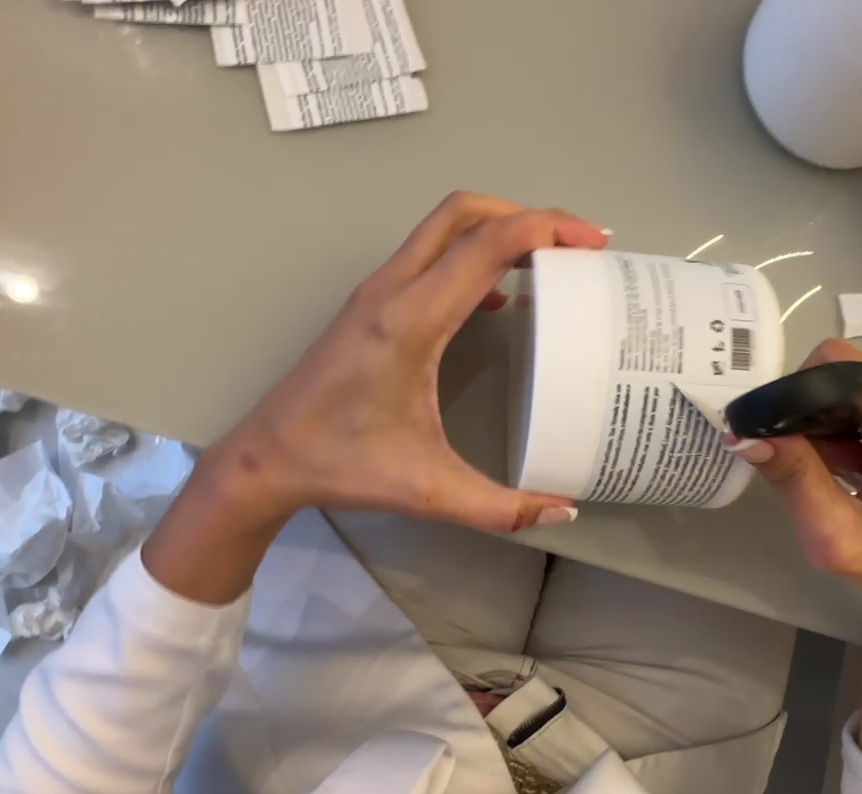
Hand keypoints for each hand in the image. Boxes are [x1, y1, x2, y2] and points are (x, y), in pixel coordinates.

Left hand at [201, 191, 608, 531]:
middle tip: (577, 244)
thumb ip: (502, 508)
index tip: (593, 243)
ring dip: (498, 230)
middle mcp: (392, 290)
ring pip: (443, 228)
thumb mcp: (431, 491)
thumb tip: (564, 512)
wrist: (268, 457)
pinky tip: (500, 299)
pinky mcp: (371, 305)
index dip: (546, 229)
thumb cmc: (344, 466)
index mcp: (410, 321)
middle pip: (463, 213)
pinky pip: (430, 257)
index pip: (486, 245)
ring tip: (550, 262)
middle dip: (527, 214)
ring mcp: (377, 292)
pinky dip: (472, 257)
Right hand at [727, 339, 861, 610]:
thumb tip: (744, 433)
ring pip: (852, 374)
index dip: (799, 398)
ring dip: (833, 418)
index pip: (841, 370)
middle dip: (817, 414)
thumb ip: (794, 477)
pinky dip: (852, 415)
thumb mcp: (832, 534)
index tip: (785, 443)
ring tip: (848, 465)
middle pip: (845, 369)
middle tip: (825, 467)